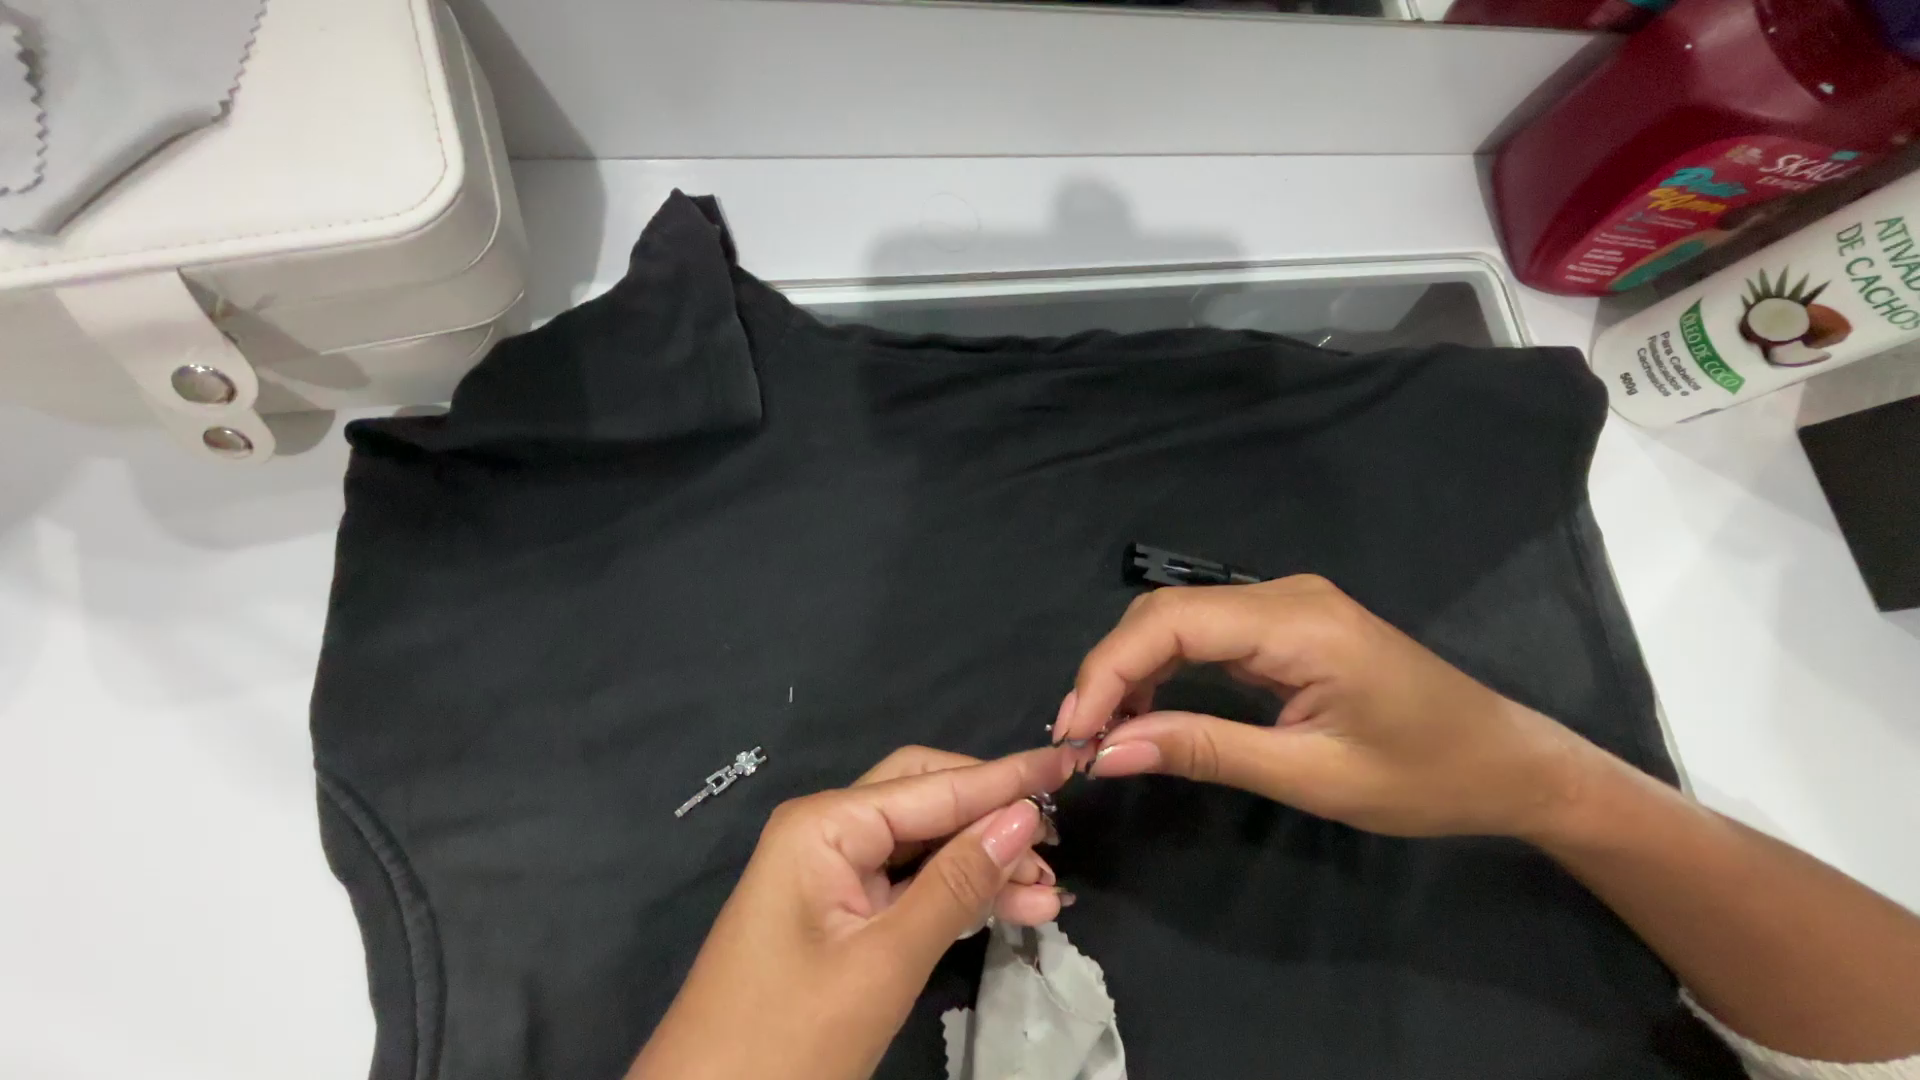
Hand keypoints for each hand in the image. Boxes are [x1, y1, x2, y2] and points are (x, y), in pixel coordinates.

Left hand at [628, 745, 1074, 1079]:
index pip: (935, 786)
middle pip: (929, 799)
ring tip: (1050, 891)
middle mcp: (828, 829)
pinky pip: (909, 883)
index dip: (1007, 776)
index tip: (1070, 760)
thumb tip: (1025, 814)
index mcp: (827, 823)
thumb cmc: (787, 1039)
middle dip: (993, 816)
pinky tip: (1012, 907)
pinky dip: (958, 894)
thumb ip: (957, 883)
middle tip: (1057, 839)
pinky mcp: (839, 910)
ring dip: (984, 862)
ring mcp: (832, 870)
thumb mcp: (885, 962)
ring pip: (925, 844)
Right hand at [1051, 575, 1602, 838]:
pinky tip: (1147, 708)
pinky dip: (1163, 669)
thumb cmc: (1426, 777)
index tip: (1074, 732)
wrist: (1511, 765)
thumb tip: (1107, 751)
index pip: (1169, 624)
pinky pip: (1204, 633)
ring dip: (1131, 670)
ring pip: (1177, 620)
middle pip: (1164, 613)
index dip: (1107, 671)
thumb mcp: (1310, 776)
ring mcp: (1285, 604)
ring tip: (1104, 730)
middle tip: (1081, 737)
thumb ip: (1204, 751)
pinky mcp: (1285, 623)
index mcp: (1297, 623)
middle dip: (1110, 670)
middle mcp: (1283, 595)